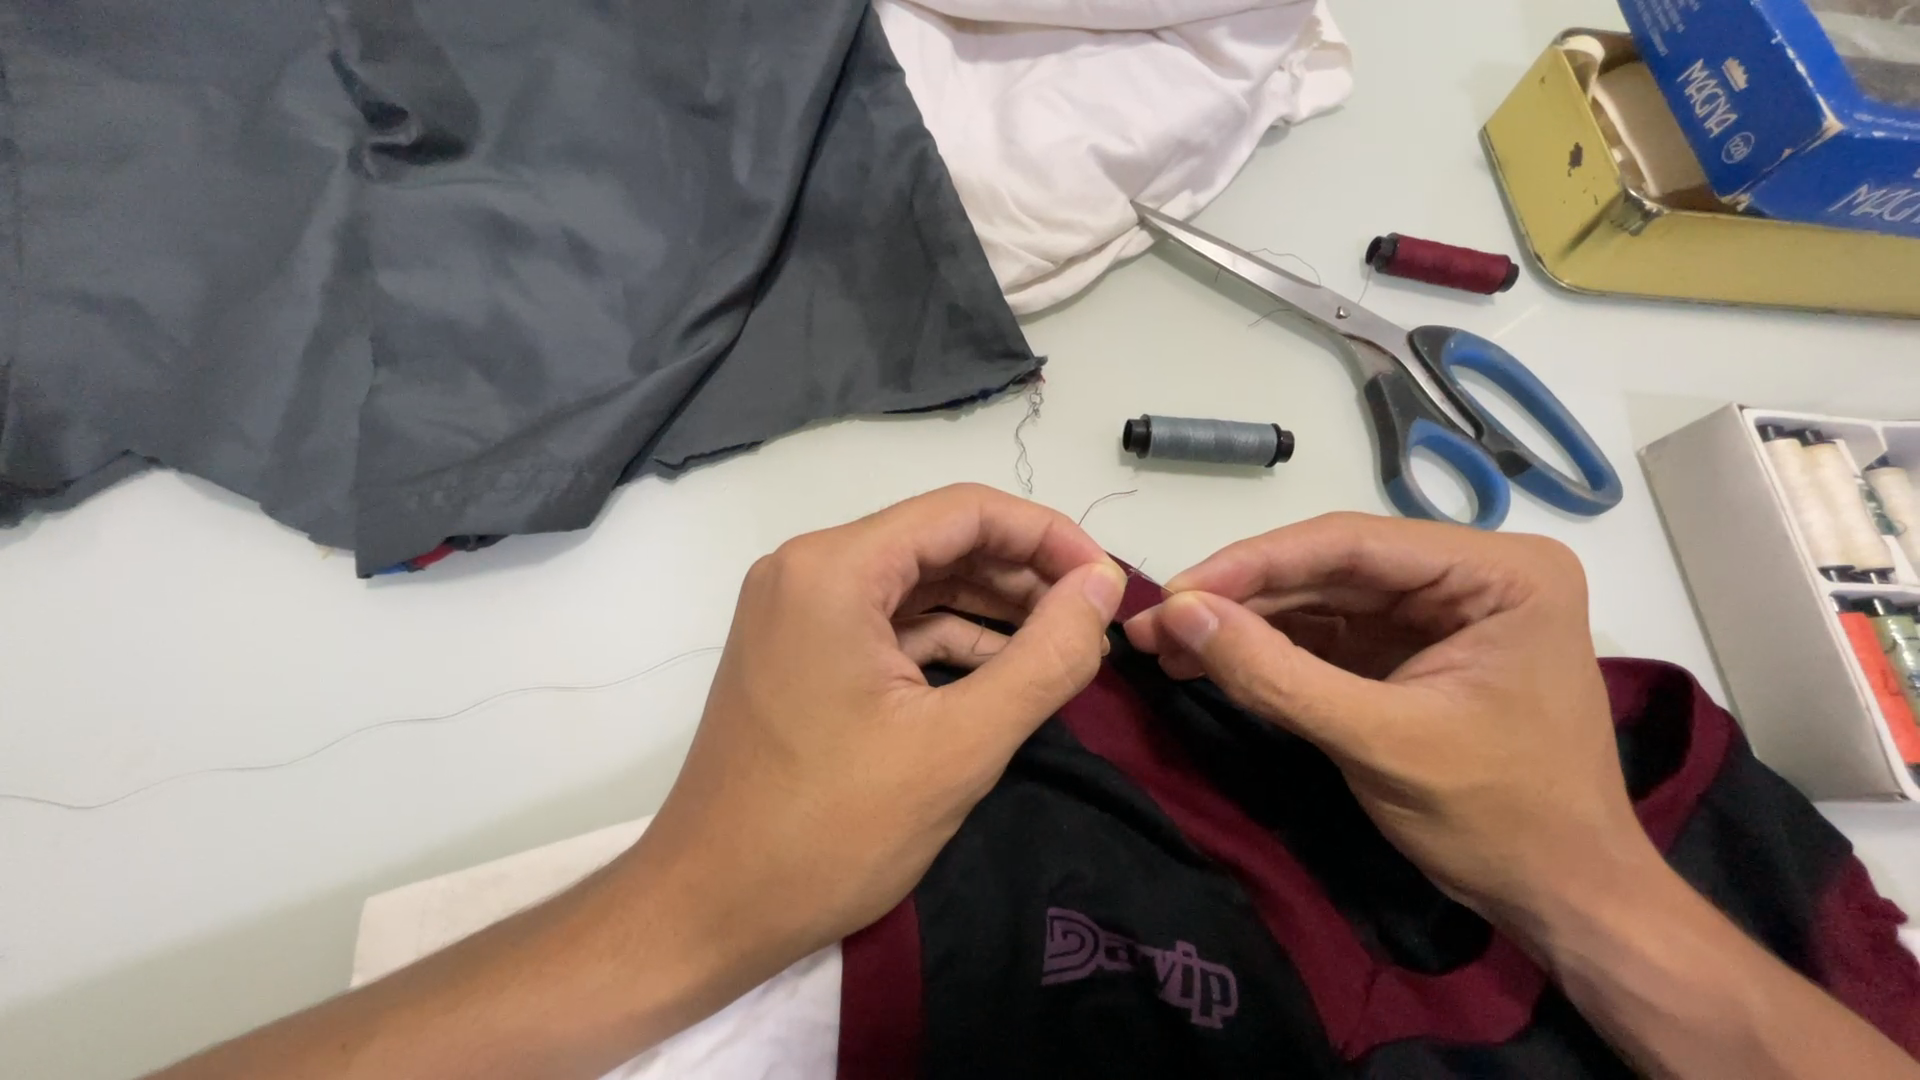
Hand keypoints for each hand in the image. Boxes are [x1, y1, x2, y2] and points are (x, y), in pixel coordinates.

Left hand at [618, 484, 1126, 990]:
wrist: (708, 910)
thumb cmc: (830, 830)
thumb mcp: (959, 746)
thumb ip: (1044, 658)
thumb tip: (1101, 586)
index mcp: (835, 568)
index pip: (965, 511)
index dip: (1047, 536)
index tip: (1106, 582)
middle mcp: (809, 567)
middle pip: (940, 541)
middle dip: (1023, 574)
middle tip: (1091, 621)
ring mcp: (800, 608)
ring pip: (918, 582)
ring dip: (991, 607)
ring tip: (1062, 646)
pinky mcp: (802, 648)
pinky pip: (890, 622)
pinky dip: (948, 639)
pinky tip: (1001, 669)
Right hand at [1122, 512, 1652, 931]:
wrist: (1561, 902)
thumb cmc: (1497, 819)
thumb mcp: (1377, 741)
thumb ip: (1273, 674)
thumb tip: (1176, 614)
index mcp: (1496, 572)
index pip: (1349, 543)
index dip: (1251, 565)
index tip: (1174, 593)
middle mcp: (1467, 574)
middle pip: (1326, 568)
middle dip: (1237, 598)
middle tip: (1157, 624)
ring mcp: (1435, 611)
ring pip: (1315, 600)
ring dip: (1241, 624)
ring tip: (1165, 645)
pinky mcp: (1405, 649)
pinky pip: (1322, 635)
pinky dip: (1265, 651)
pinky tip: (1208, 661)